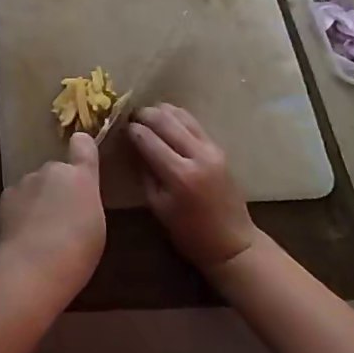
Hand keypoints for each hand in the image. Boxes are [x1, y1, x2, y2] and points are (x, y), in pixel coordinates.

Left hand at [0, 132, 105, 294]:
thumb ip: (86, 203)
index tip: (82, 155)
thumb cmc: (75, 252)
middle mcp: (53, 170)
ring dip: (37, 201)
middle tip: (61, 220)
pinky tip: (21, 237)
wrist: (30, 269)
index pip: (83, 145)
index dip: (82, 148)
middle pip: (57, 173)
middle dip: (58, 189)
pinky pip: (17, 200)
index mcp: (81, 177)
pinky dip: (19, 212)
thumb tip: (75, 198)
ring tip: (38, 234)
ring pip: (35, 187)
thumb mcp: (95, 227)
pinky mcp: (5, 198)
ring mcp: (26, 182)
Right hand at [128, 105, 260, 270]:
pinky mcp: (219, 147)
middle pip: (165, 120)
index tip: (121, 127)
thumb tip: (133, 146)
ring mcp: (211, 148)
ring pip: (182, 116)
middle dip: (145, 114)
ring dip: (161, 111)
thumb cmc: (190, 233)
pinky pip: (194, 123)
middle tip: (131, 115)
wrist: (232, 241)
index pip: (149, 140)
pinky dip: (177, 116)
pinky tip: (166, 118)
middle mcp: (197, 155)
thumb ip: (145, 173)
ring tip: (147, 114)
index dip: (132, 130)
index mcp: (179, 175)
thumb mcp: (158, 207)